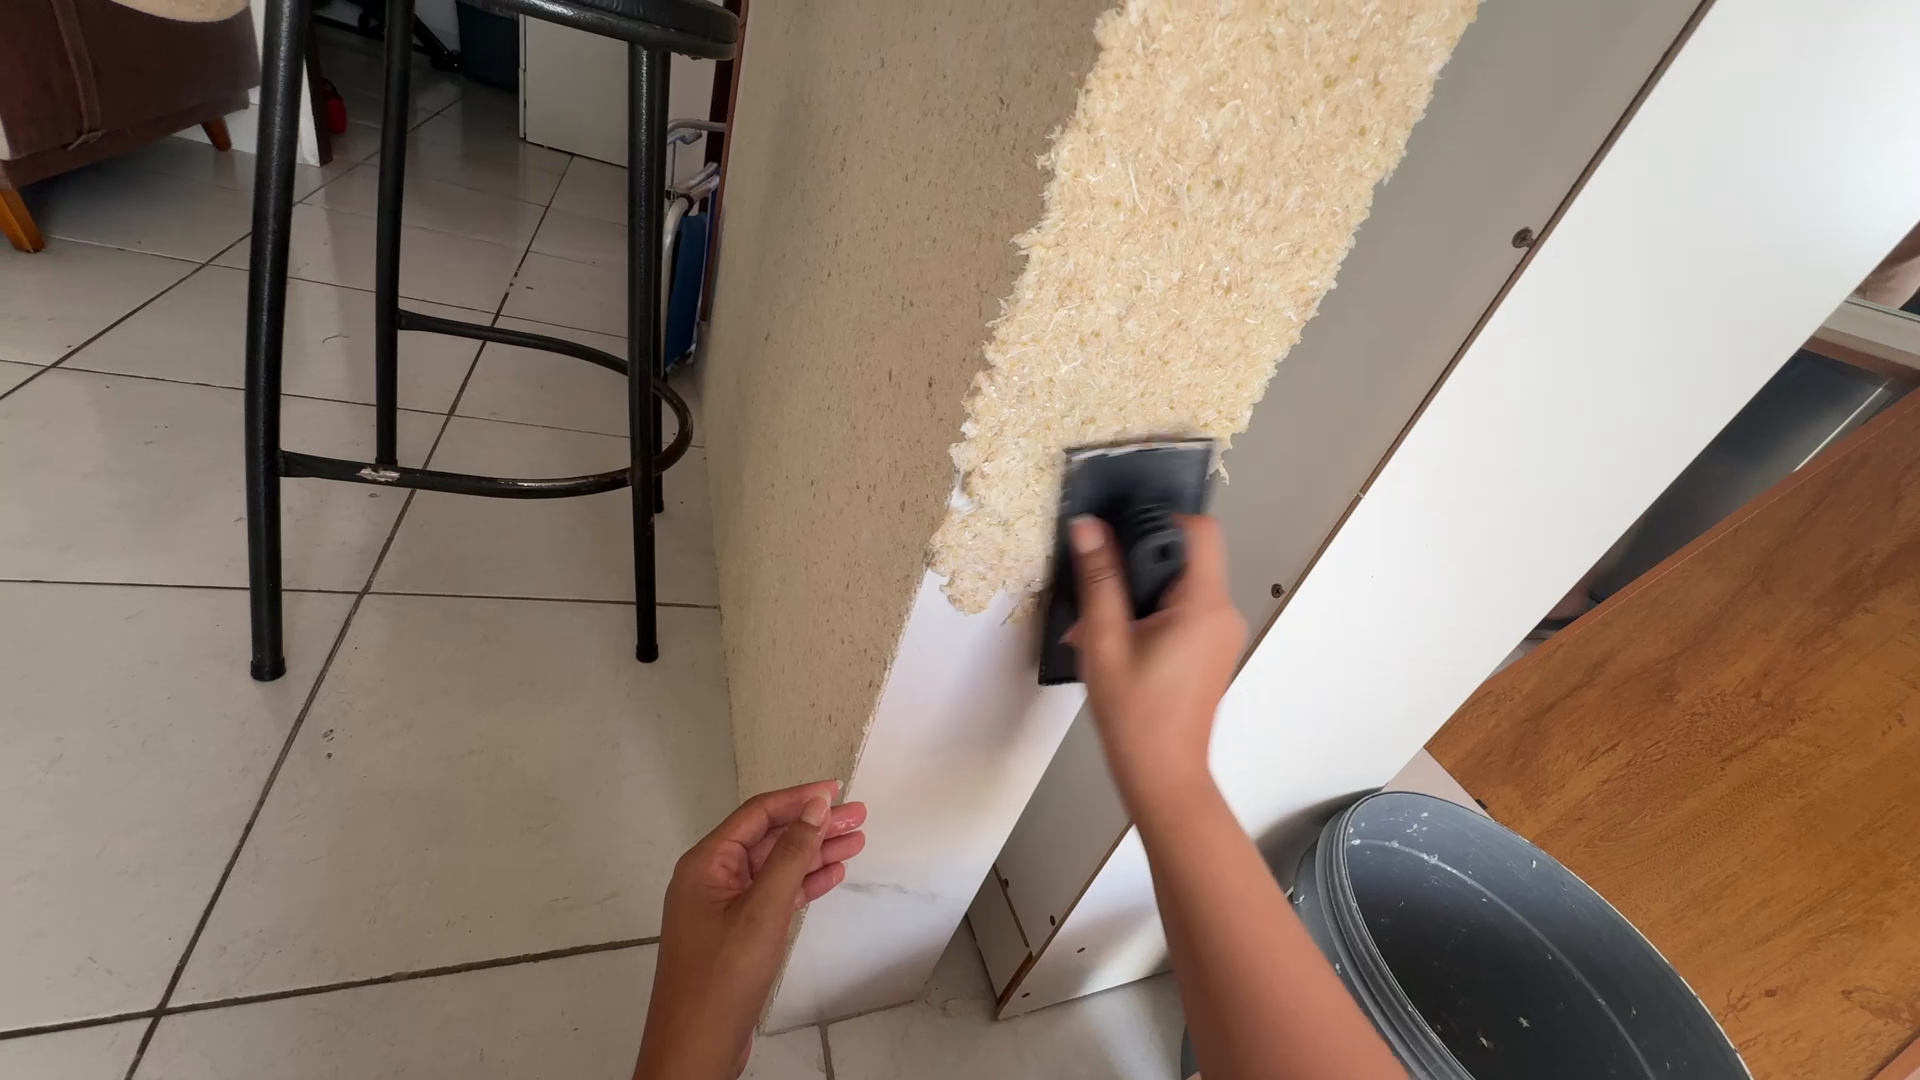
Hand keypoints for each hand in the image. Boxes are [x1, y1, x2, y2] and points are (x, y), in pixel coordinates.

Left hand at [634, 781, 867, 1079]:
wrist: (695, 1055)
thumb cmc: (724, 977)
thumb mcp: (763, 909)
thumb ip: (792, 853)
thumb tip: (816, 806)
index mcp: (707, 862)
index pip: (759, 813)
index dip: (799, 798)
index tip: (837, 790)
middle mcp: (713, 877)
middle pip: (771, 838)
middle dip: (814, 826)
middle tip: (859, 816)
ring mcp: (724, 906)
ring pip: (777, 866)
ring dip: (815, 853)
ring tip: (857, 841)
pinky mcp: (737, 932)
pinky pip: (775, 894)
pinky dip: (804, 883)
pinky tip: (833, 874)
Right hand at [1068, 514, 1245, 807]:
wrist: (1163, 775)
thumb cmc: (1134, 712)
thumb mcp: (1105, 641)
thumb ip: (1098, 579)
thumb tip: (1088, 526)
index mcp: (1204, 605)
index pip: (1201, 530)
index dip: (1163, 519)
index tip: (1122, 536)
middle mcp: (1223, 614)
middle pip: (1188, 559)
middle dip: (1139, 565)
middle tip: (1098, 592)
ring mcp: (1222, 635)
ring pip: (1181, 587)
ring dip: (1139, 596)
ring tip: (1099, 627)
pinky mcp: (1212, 651)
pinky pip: (1184, 613)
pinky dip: (1151, 616)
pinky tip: (1117, 644)